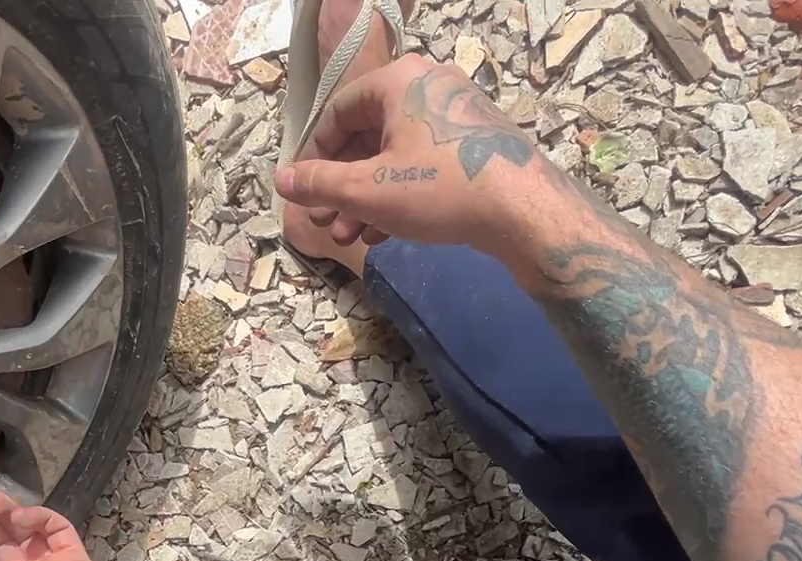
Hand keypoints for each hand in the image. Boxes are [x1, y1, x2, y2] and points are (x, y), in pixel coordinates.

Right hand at [276, 55, 540, 248]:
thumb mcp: (366, 190)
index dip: (315, 156)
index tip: (305, 193)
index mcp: (399, 83)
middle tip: (326, 223)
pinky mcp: (471, 147)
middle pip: (365, 137)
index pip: (338, 112)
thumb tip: (281, 180)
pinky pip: (419, 167)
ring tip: (350, 237)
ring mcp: (453, 117)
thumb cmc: (437, 189)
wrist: (520, 211)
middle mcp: (427, 89)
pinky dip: (395, 198)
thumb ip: (318, 184)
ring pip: (391, 158)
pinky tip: (381, 234)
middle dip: (340, 187)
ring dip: (363, 200)